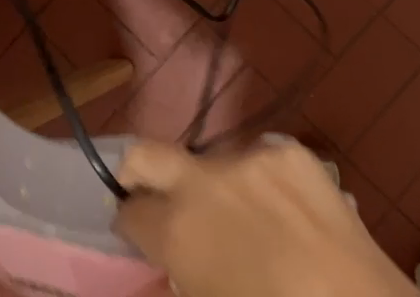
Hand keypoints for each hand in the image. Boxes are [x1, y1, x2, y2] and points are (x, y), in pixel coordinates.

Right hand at [113, 140, 416, 296]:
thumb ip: (179, 270)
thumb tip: (173, 257)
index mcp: (175, 227)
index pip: (128, 211)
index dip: (133, 225)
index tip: (144, 236)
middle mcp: (205, 179)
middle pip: (147, 154)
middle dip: (142, 175)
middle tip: (158, 201)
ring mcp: (250, 155)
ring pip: (212, 158)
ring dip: (216, 182)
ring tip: (249, 217)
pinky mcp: (291, 149)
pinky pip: (260, 158)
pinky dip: (260, 180)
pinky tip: (284, 210)